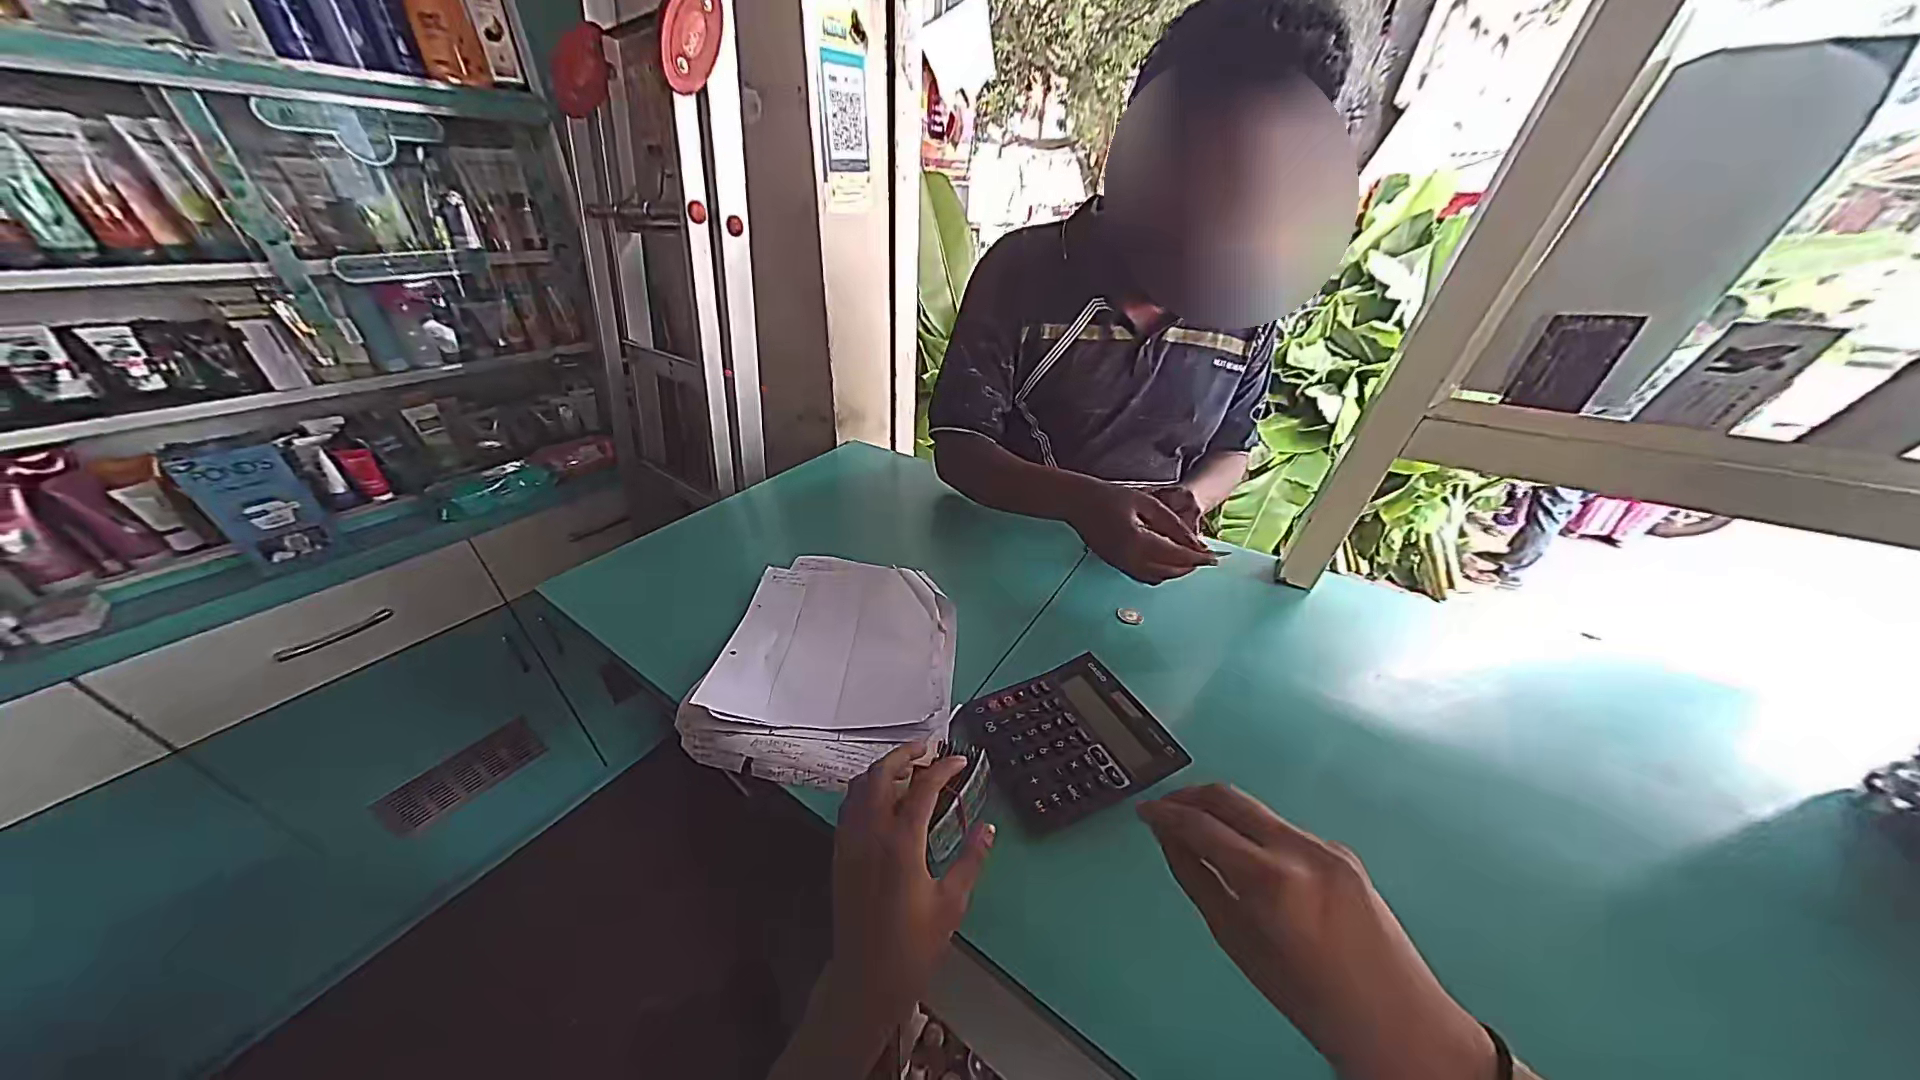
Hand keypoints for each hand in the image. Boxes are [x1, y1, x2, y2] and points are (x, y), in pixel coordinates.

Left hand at [828, 744, 994, 1020]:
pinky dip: (866, 787)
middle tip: (928, 748)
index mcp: (902, 843)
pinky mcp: (839, 850)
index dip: (943, 768)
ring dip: (884, 767)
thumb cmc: (913, 945)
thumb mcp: (952, 903)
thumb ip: (970, 859)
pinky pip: (849, 803)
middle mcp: (871, 832)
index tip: (959, 761)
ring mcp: (850, 840)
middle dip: (905, 754)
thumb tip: (988, 828)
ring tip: (908, 766)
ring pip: (861, 785)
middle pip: (882, 774)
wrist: (864, 978)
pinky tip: (882, 794)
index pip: (922, 787)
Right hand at [1068, 481, 1217, 584]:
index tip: (1215, 558)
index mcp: (1138, 542)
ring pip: (1157, 577)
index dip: (1198, 558)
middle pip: (1168, 572)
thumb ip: (1173, 525)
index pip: (1176, 556)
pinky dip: (1160, 572)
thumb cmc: (1110, 497)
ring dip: (1175, 571)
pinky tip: (1166, 560)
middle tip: (1205, 558)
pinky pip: (1144, 576)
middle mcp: (1129, 559)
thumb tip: (1196, 543)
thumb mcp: (1148, 504)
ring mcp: (1121, 564)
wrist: (1077, 503)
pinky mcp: (1116, 565)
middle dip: (1189, 566)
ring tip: (1188, 559)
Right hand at [1138, 785, 1494, 1079]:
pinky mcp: (1343, 852)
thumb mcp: (1238, 941)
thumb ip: (1197, 879)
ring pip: (1256, 809)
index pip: (1202, 825)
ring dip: (1221, 812)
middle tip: (1164, 808)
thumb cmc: (1312, 999)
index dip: (1166, 813)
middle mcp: (1301, 850)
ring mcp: (1327, 846)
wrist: (1402, 1027)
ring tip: (1197, 830)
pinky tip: (1246, 856)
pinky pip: (1284, 829)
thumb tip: (1169, 839)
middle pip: (1229, 797)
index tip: (1145, 811)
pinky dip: (1254, 832)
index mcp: (1272, 880)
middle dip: (1189, 796)